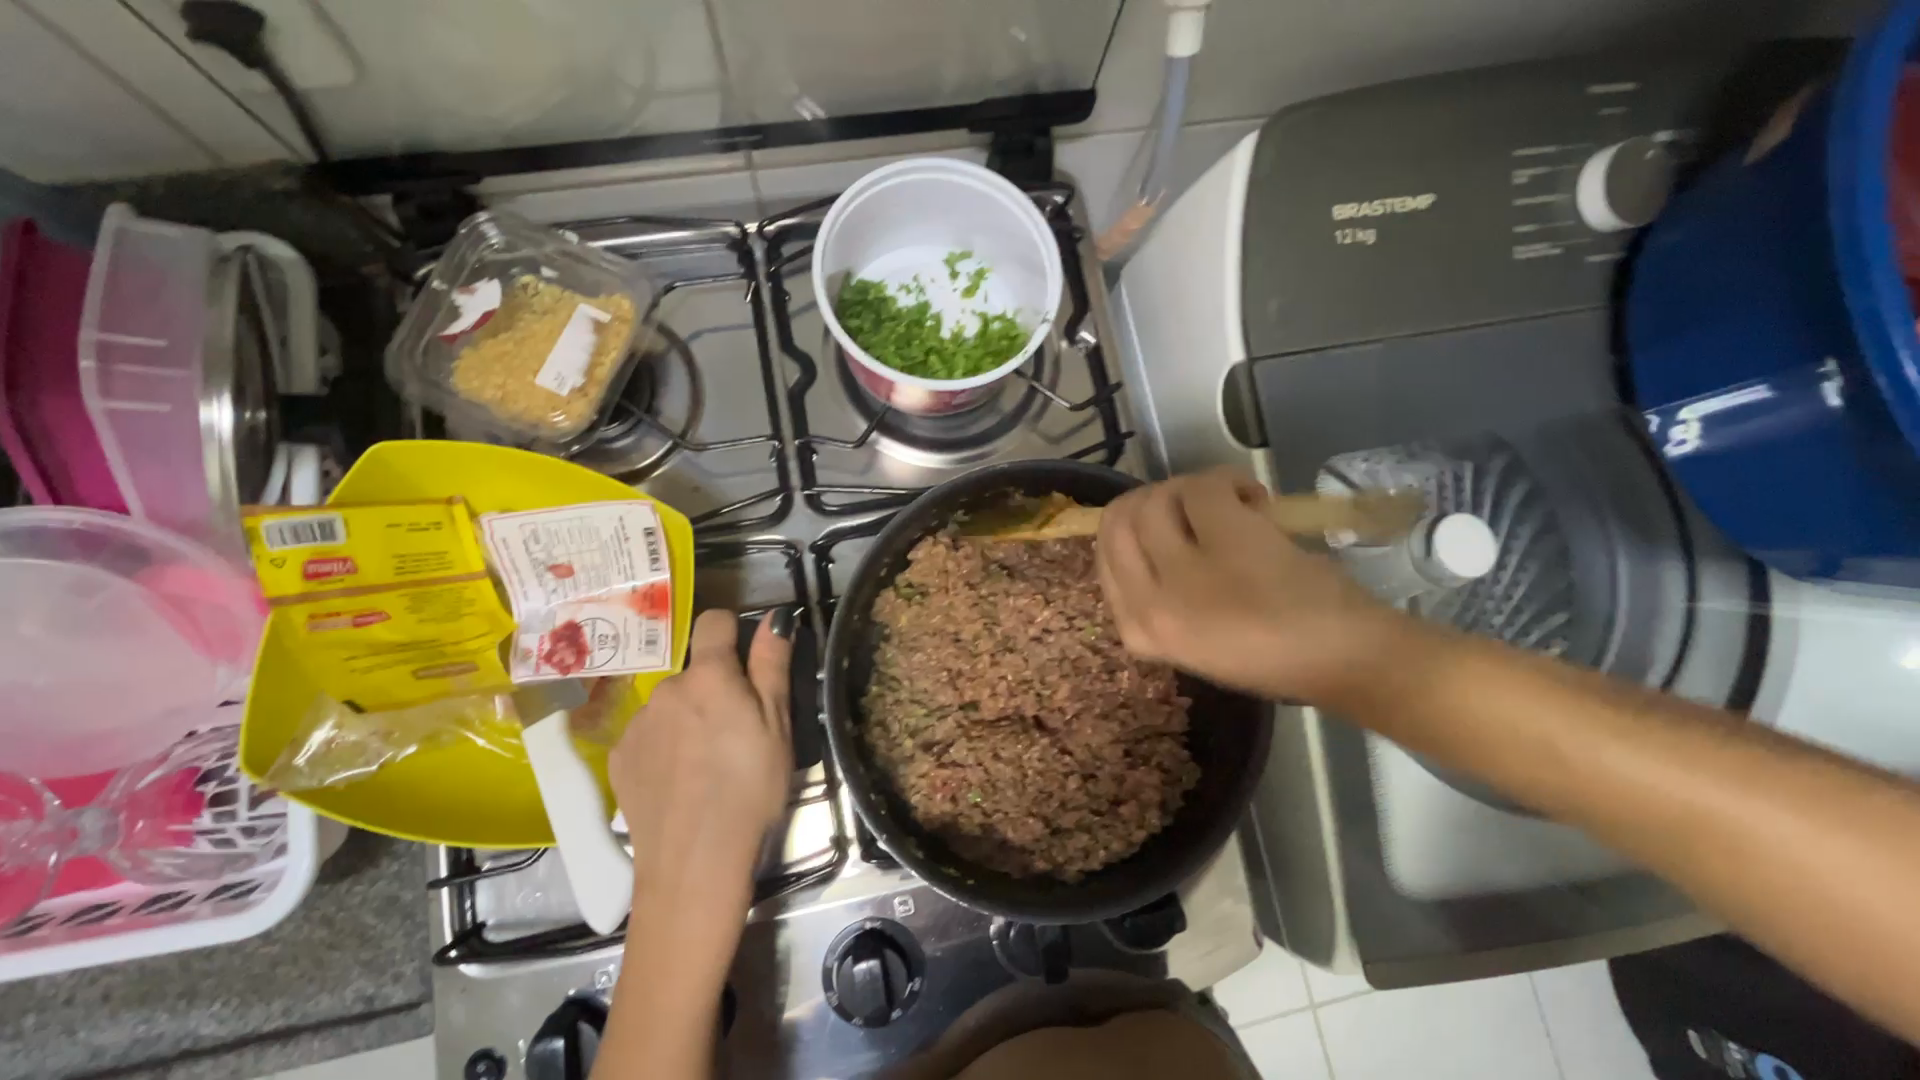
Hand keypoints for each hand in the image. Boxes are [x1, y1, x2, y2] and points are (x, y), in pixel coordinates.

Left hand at [595, 608, 792, 1078]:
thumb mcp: (778, 726)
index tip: (746, 660)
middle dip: (713, 689)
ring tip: (708, 764)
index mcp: (709, 677)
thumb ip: (772, 664)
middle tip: (737, 732)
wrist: (694, 861)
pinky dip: (664, 748)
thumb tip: (773, 615)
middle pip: (693, 672)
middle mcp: (665, 689)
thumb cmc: (750, 789)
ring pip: (669, 705)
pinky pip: (648, 736)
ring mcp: (637, 724)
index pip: (712, 622)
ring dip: (687, 718)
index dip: (731, 632)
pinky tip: (681, 782)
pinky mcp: (620, 757)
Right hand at [1096, 467, 1405, 703]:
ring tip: (1228, 508)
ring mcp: (1185, 572)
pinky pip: (1201, 487)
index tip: (1165, 528)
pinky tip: (1254, 500)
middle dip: (1152, 502)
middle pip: (1118, 520)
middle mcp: (1149, 604)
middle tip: (1192, 510)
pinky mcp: (1228, 538)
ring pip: (1154, 499)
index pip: (1104, 556)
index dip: (1131, 530)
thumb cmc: (1274, 657)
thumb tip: (1151, 541)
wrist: (1344, 659)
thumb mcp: (1195, 641)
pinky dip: (1227, 481)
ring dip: (1189, 490)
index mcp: (1139, 632)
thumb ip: (1160, 599)